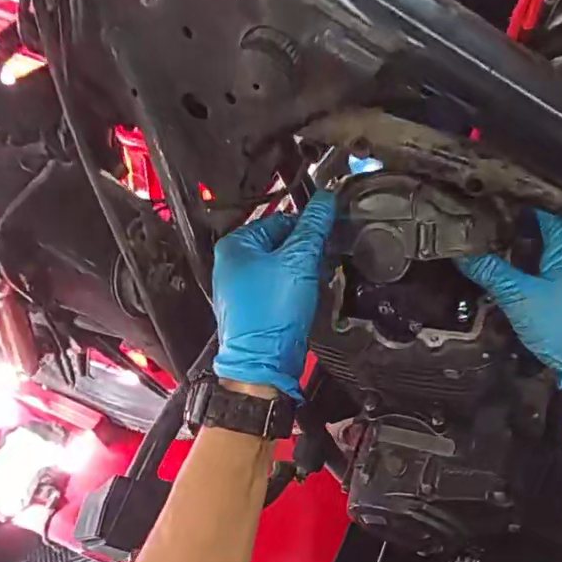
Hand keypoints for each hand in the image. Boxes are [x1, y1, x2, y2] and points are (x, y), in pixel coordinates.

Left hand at [211, 190, 336, 399]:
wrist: (263, 362)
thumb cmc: (271, 314)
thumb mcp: (299, 261)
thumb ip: (315, 227)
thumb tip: (326, 199)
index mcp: (235, 246)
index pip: (281, 220)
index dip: (308, 228)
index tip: (327, 237)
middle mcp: (233, 265)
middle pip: (282, 244)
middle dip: (307, 253)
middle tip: (324, 263)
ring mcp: (243, 289)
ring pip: (284, 268)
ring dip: (305, 273)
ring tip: (316, 284)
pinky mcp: (256, 309)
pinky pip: (281, 289)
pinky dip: (298, 291)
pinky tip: (308, 300)